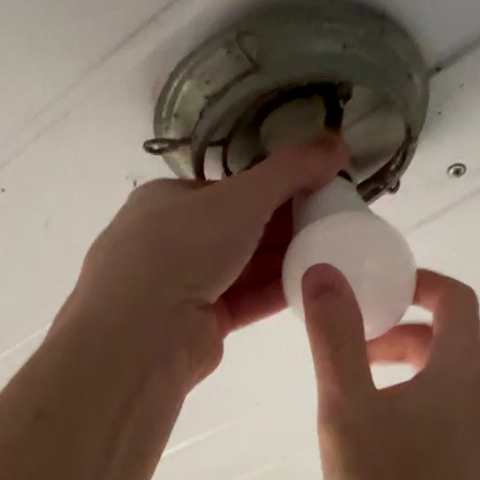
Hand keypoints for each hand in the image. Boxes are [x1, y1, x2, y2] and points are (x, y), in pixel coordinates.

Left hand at [59, 137, 348, 380]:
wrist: (141, 335)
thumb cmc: (181, 249)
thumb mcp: (242, 197)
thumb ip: (292, 170)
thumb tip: (337, 143)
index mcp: (167, 198)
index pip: (231, 187)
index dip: (277, 186)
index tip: (321, 190)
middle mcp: (171, 239)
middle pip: (242, 226)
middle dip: (288, 224)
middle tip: (337, 222)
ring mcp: (184, 283)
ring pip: (246, 265)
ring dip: (287, 259)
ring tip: (336, 254)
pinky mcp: (201, 322)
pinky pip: (247, 299)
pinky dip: (278, 291)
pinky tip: (315, 287)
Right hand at [300, 265, 479, 479]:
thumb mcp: (346, 410)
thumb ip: (336, 337)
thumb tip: (326, 274)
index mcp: (466, 372)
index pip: (455, 299)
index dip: (419, 285)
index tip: (380, 292)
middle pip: (451, 342)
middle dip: (402, 336)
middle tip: (355, 353)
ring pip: (456, 382)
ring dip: (414, 374)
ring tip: (366, 400)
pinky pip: (463, 416)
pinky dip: (431, 408)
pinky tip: (395, 442)